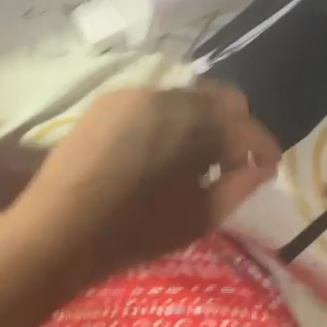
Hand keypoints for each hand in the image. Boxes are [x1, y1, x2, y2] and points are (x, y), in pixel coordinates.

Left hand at [12, 82, 280, 281]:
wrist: (58, 230)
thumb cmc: (134, 232)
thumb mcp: (199, 217)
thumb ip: (240, 186)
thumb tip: (261, 167)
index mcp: (195, 123)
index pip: (246, 125)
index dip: (263, 147)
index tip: (268, 167)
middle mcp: (166, 95)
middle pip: (218, 100)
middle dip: (232, 129)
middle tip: (232, 162)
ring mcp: (133, 94)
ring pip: (183, 99)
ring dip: (198, 123)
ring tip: (194, 160)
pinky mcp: (107, 102)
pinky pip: (151, 104)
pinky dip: (166, 122)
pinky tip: (160, 152)